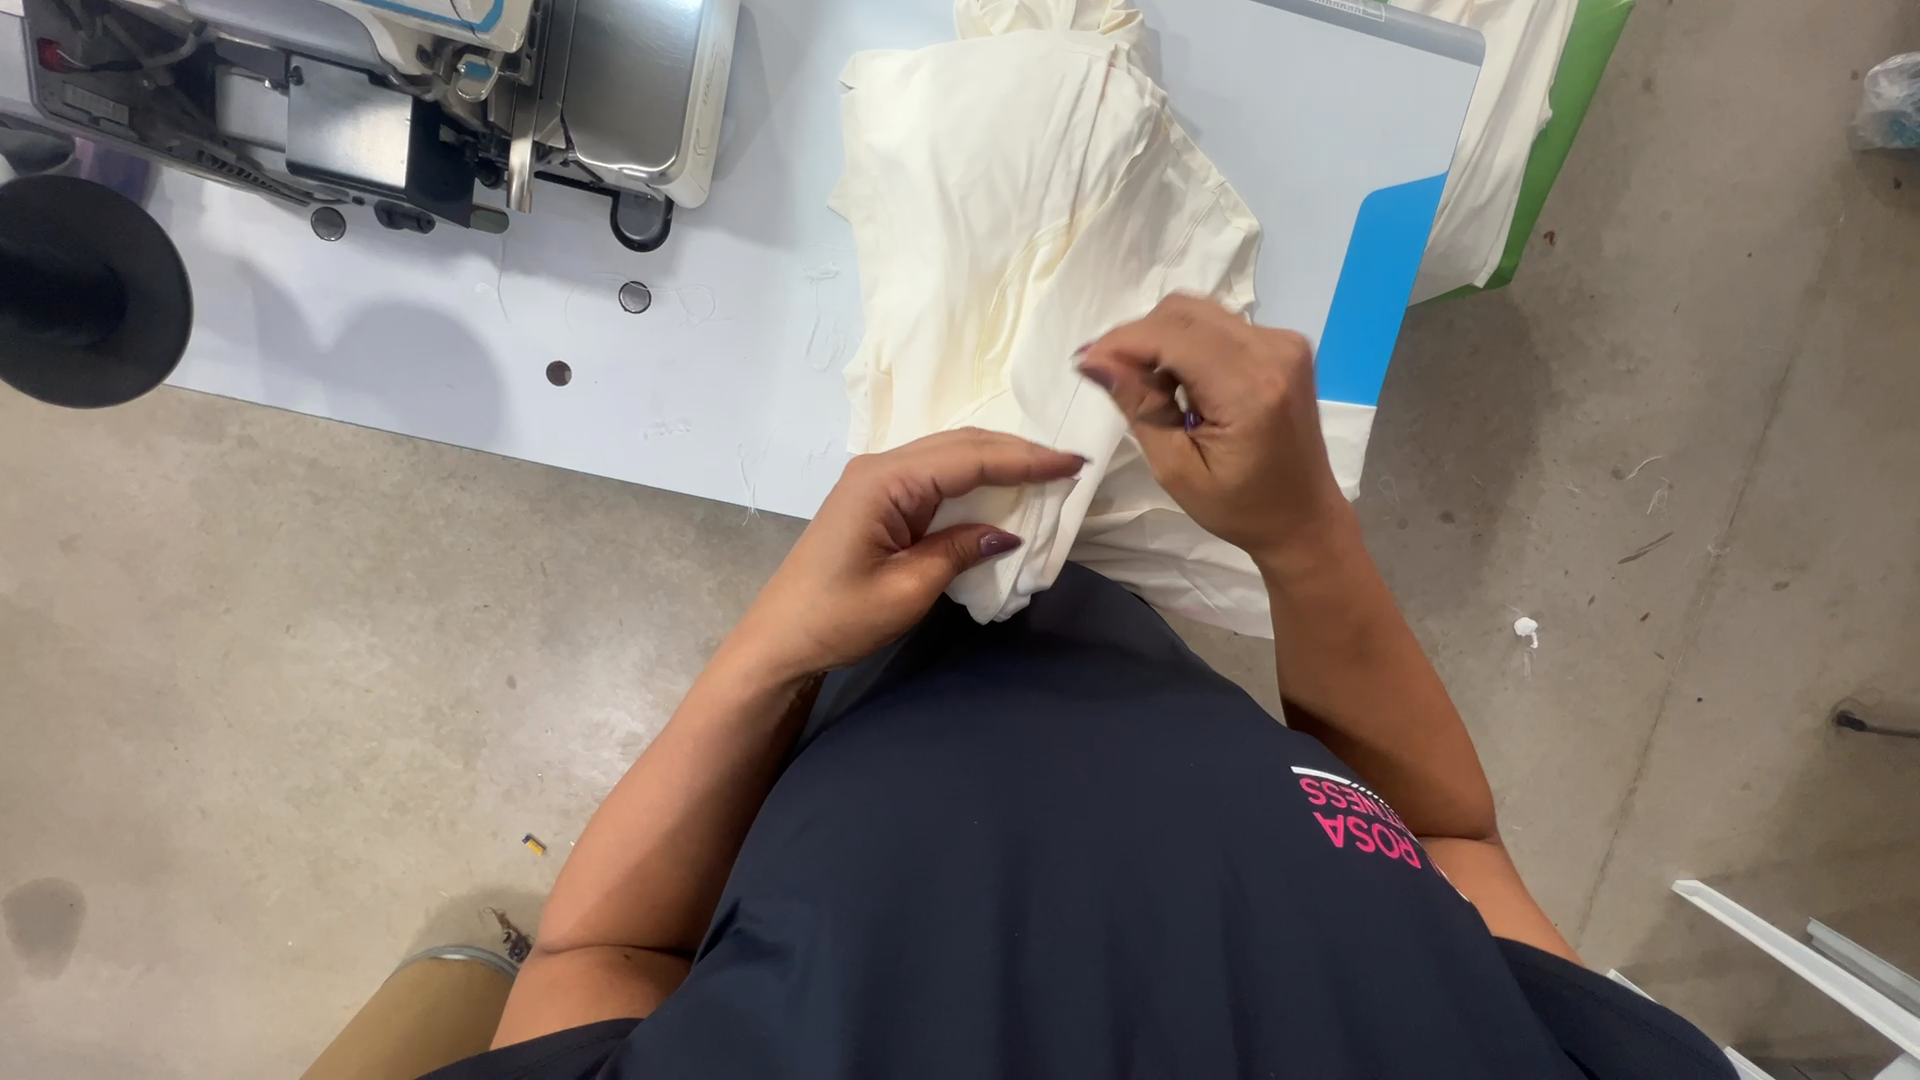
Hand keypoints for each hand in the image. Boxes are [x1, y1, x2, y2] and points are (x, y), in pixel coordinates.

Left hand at [727, 429, 1083, 681]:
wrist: (781, 638)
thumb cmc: (838, 618)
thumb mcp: (907, 590)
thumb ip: (959, 551)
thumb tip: (1008, 532)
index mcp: (885, 481)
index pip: (969, 458)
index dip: (1024, 460)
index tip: (1072, 461)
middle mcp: (880, 467)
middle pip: (961, 445)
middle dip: (1017, 452)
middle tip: (1068, 462)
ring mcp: (876, 480)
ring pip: (949, 455)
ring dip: (997, 460)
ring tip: (1045, 470)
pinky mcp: (877, 498)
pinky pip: (935, 476)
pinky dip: (972, 478)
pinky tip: (1000, 486)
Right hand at [1075, 294, 1353, 568]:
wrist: (1303, 516)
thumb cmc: (1238, 507)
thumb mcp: (1176, 469)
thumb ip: (1139, 407)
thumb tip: (1094, 362)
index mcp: (1250, 389)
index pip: (1173, 335)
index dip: (1121, 342)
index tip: (1084, 364)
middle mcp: (1273, 350)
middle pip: (1183, 312)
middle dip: (1136, 339)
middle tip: (1112, 379)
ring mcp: (1283, 342)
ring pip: (1197, 313)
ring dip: (1160, 341)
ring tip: (1148, 389)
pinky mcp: (1282, 344)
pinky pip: (1217, 325)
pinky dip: (1185, 345)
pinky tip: (1179, 385)